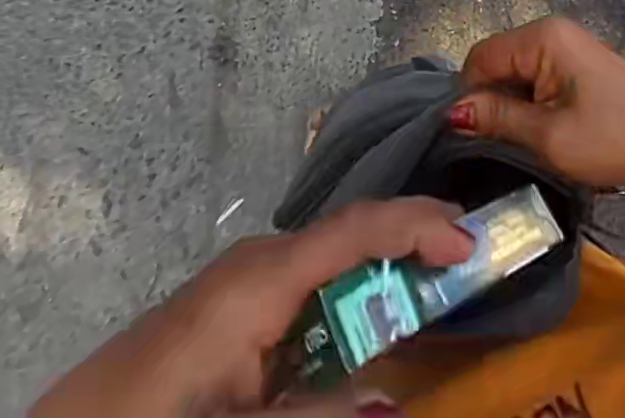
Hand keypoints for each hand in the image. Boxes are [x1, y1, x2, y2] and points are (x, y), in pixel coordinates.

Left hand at [31, 198, 474, 417]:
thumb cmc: (154, 415)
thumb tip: (390, 403)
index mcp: (261, 279)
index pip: (350, 230)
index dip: (411, 226)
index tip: (466, 240)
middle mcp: (260, 262)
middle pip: (349, 233)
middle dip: (409, 236)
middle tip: (470, 255)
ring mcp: (249, 278)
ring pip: (333, 256)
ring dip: (385, 262)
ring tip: (438, 274)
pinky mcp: (241, 300)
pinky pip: (311, 281)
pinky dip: (352, 286)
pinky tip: (374, 310)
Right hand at [449, 16, 624, 190]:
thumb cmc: (618, 141)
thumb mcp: (550, 137)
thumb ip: (497, 118)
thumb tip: (452, 112)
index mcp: (542, 37)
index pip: (479, 58)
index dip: (471, 95)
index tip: (476, 134)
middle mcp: (552, 30)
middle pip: (498, 62)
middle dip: (494, 99)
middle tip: (505, 140)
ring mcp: (570, 45)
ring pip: (517, 72)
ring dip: (515, 104)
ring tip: (530, 138)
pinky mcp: (583, 63)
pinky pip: (539, 77)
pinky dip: (535, 103)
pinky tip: (549, 129)